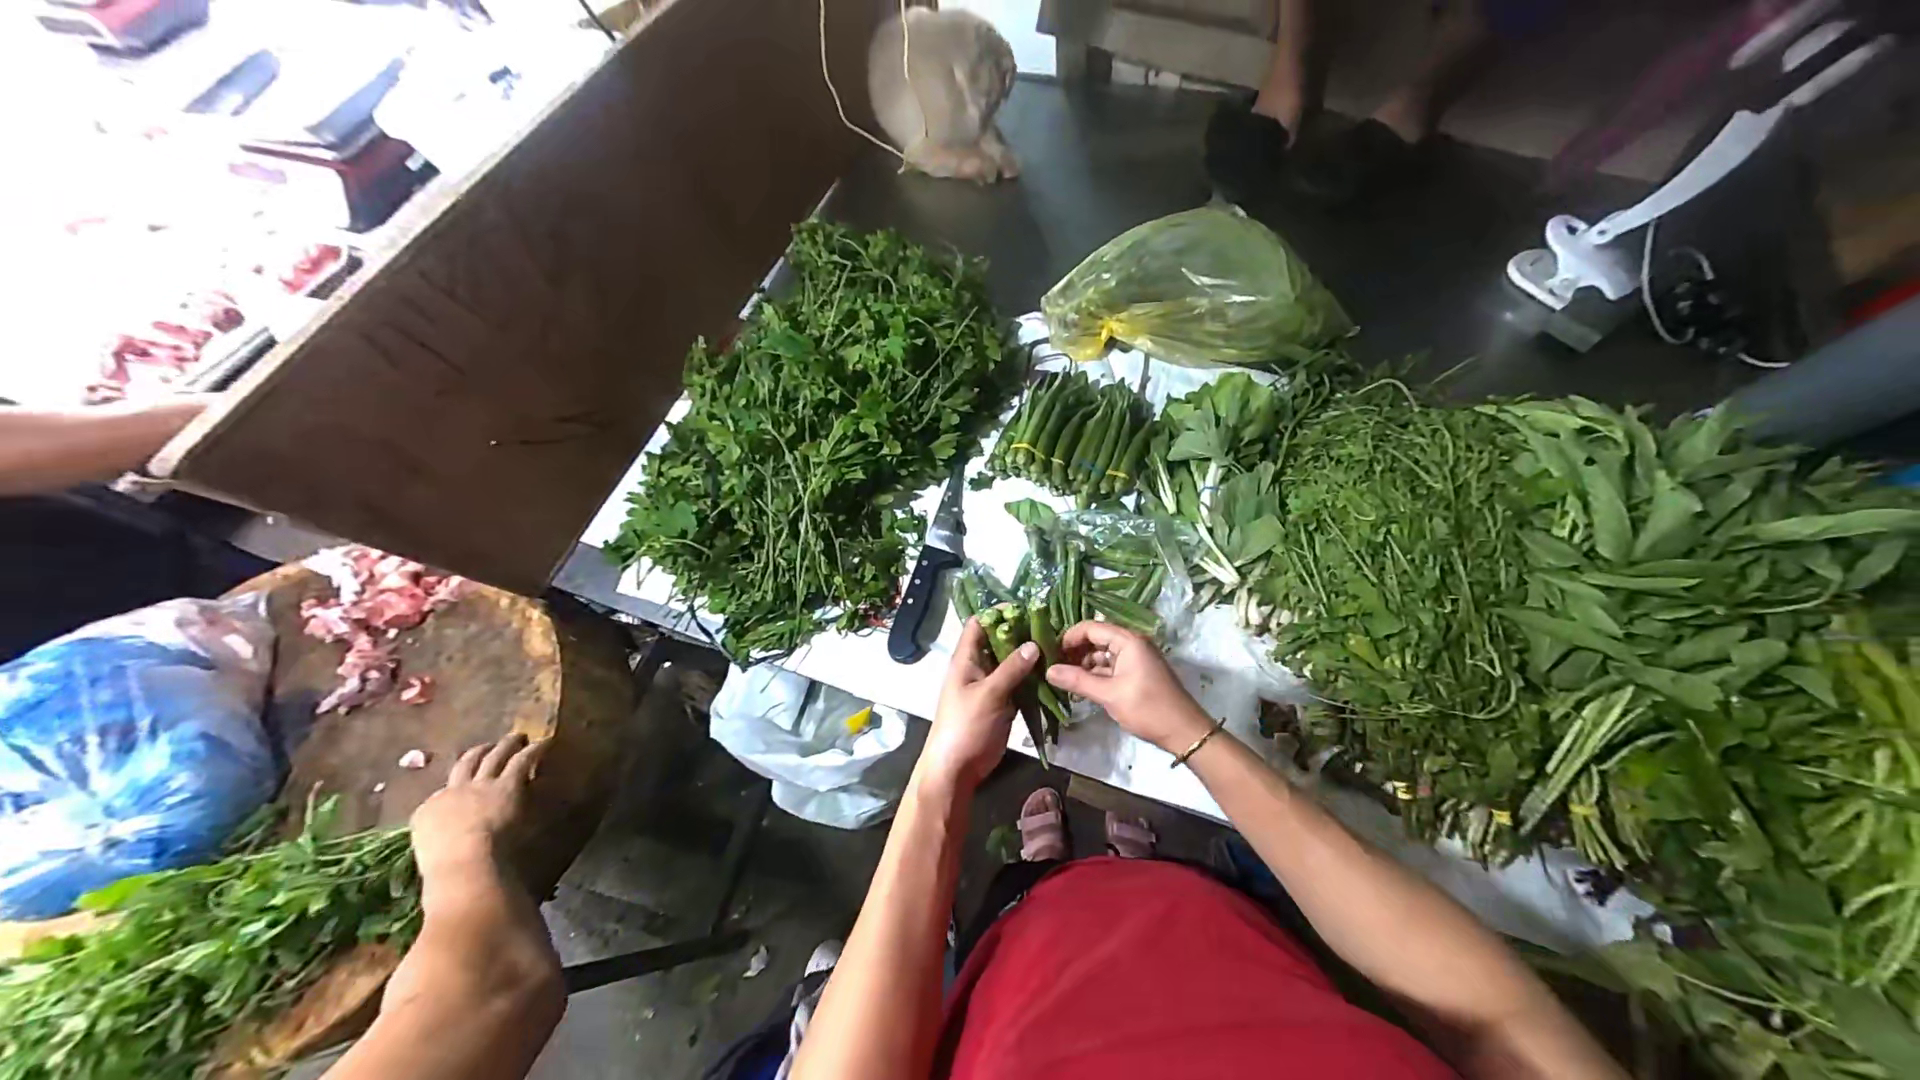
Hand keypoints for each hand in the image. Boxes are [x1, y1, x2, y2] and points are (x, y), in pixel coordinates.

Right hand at [410, 734, 545, 881]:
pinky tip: (544, 743)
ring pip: (494, 757)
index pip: (442, 794)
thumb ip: (442, 847)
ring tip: (518, 737)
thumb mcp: (433, 857)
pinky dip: (534, 750)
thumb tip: (452, 853)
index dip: (458, 783)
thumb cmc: (447, 873)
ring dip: (507, 745)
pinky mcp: (507, 784)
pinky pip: (522, 760)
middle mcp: (453, 792)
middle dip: (479, 753)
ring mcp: (481, 785)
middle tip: (490, 745)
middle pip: (466, 765)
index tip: (467, 778)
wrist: (464, 863)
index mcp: (428, 813)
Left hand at [918, 617, 1038, 793]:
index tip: (1025, 608)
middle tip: (1049, 626)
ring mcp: (991, 685)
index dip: (997, 613)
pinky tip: (1052, 670)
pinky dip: (1032, 676)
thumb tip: (1033, 643)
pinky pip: (1019, 682)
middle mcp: (978, 667)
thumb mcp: (988, 694)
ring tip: (1056, 644)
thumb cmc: (965, 726)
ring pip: (1011, 662)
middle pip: (999, 641)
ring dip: (1029, 655)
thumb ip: (1011, 669)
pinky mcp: (1003, 702)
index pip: (979, 625)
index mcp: (966, 660)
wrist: (958, 767)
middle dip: (1020, 633)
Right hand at [1046, 622, 1212, 753]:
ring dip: (1083, 664)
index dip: (1069, 637)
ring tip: (1064, 679)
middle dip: (1074, 651)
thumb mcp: (1109, 694)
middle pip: (1096, 638)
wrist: (1183, 731)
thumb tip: (1048, 670)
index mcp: (1128, 641)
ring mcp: (1135, 658)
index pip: (1091, 627)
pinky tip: (1080, 686)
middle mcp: (1131, 643)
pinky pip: (1110, 666)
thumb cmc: (1147, 708)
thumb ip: (1078, 680)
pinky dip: (1095, 674)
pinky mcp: (1135, 673)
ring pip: (1101, 654)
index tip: (1051, 653)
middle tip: (1054, 667)